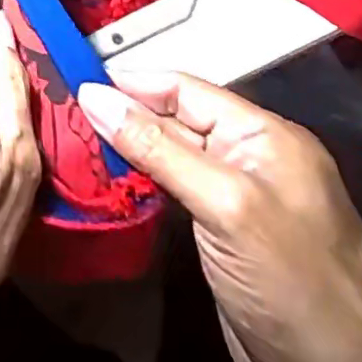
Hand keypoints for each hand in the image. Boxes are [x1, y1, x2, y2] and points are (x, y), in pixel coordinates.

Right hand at [78, 71, 361, 361]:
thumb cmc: (291, 279)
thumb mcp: (225, 204)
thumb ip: (160, 149)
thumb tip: (95, 95)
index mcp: (263, 133)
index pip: (189, 90)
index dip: (135, 84)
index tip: (81, 82)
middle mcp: (250, 155)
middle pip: (178, 121)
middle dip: (128, 115)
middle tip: (70, 115)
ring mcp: (237, 196)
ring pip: (174, 156)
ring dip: (131, 150)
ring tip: (79, 143)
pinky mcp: (224, 232)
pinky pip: (177, 191)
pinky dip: (144, 183)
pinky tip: (110, 182)